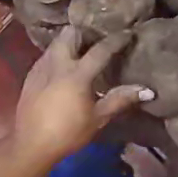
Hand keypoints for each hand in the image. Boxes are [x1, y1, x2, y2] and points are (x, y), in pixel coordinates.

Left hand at [9, 29, 152, 166]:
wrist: (30, 144)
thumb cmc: (67, 133)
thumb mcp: (97, 119)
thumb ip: (120, 99)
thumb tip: (147, 90)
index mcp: (77, 74)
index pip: (100, 49)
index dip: (116, 40)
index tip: (128, 34)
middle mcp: (57, 63)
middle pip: (71, 33)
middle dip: (85, 32)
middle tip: (99, 40)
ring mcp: (41, 66)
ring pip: (57, 42)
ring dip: (70, 41)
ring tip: (83, 51)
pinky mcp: (31, 74)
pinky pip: (47, 54)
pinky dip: (59, 54)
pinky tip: (65, 68)